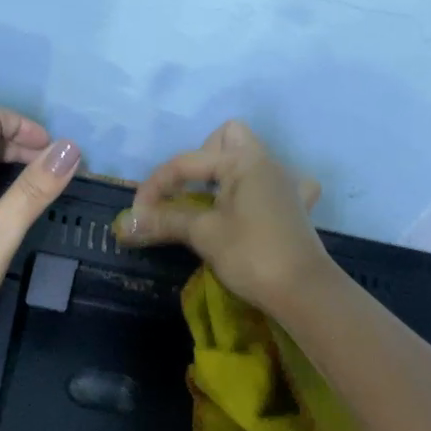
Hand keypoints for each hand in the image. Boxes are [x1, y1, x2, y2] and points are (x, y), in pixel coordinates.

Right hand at [115, 120, 332, 313]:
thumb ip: (165, 221)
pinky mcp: (294, 207)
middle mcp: (267, 163)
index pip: (188, 162)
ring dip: (225, 173)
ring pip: (249, 158)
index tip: (137, 214)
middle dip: (200, 158)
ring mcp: (285, 184)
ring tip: (209, 200)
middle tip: (185, 192)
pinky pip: (272, 185)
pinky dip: (255, 191)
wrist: (303, 291)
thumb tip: (127, 222)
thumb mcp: (204, 234)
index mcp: (245, 160)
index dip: (156, 185)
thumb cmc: (251, 254)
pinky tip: (249, 209)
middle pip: (228, 138)